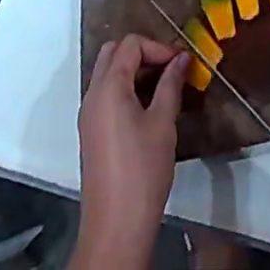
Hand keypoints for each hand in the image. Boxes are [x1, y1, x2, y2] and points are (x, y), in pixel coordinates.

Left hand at [71, 35, 189, 269]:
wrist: (116, 223)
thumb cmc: (142, 170)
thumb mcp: (163, 123)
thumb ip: (170, 85)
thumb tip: (181, 60)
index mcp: (108, 87)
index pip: (130, 45)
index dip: (158, 47)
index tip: (181, 62)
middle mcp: (92, 94)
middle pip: (113, 52)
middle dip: (142, 53)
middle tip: (169, 68)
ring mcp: (88, 113)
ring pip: (107, 73)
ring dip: (133, 70)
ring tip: (164, 86)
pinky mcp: (91, 130)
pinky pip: (105, 93)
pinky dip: (125, 87)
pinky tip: (148, 106)